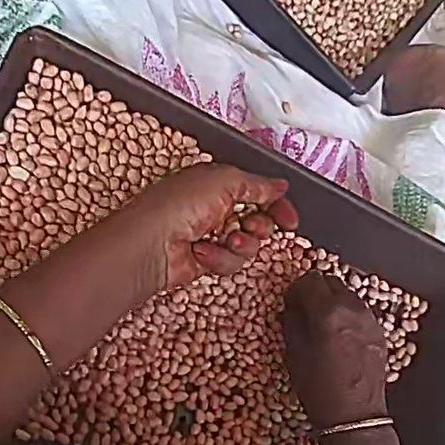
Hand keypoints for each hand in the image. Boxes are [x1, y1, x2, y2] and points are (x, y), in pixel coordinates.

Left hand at [109, 163, 298, 293]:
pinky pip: (230, 263)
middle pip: (257, 223)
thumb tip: (280, 186)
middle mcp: (215, 208)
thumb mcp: (227, 181)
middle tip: (250, 228)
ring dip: (240, 246)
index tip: (290, 220)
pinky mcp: (206, 260)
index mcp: (218, 183)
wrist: (153, 244)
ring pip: (247, 247)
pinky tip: (202, 252)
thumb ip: (258, 185)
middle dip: (258, 228)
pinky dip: (219, 259)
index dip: (276, 206)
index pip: (258, 193)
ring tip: (224, 242)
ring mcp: (211, 236)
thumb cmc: (179, 205)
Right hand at [281, 271, 387, 429]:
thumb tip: (291, 308)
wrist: (354, 415)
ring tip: (321, 325)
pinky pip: (359, 312)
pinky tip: (338, 336)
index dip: (295, 289)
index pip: (309, 280)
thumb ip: (292, 323)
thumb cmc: (319, 389)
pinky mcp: (379, 332)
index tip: (289, 302)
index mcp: (328, 313)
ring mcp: (370, 320)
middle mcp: (353, 309)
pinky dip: (346, 315)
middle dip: (315, 291)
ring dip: (331, 302)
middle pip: (331, 282)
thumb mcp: (294, 355)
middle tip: (303, 310)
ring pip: (347, 295)